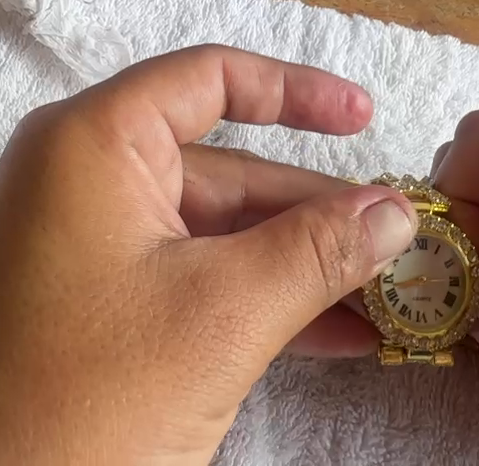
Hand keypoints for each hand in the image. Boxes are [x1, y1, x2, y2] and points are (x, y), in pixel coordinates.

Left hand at [0, 46, 416, 464]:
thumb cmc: (81, 398)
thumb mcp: (218, 316)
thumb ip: (316, 252)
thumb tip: (397, 210)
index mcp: (96, 139)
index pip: (210, 79)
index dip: (296, 90)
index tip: (366, 119)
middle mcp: (86, 172)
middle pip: (223, 163)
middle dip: (312, 207)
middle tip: (394, 236)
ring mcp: (86, 238)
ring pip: (212, 227)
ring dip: (294, 261)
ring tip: (381, 294)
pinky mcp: (91, 297)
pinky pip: (187, 273)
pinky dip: (252, 296)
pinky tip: (331, 333)